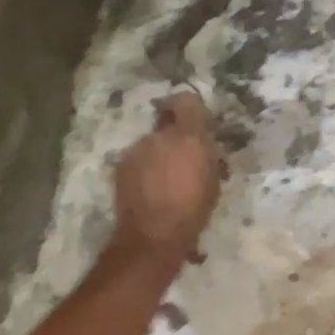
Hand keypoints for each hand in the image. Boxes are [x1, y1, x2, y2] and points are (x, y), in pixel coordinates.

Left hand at [112, 92, 220, 259]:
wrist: (153, 234)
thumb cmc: (193, 210)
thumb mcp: (213, 181)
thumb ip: (207, 155)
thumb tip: (204, 145)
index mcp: (189, 136)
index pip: (186, 101)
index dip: (189, 108)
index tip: (193, 122)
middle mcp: (160, 135)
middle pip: (167, 125)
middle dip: (173, 138)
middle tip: (180, 162)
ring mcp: (137, 148)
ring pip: (151, 143)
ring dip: (157, 155)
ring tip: (162, 181)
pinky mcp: (121, 164)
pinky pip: (137, 159)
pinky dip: (142, 169)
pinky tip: (147, 189)